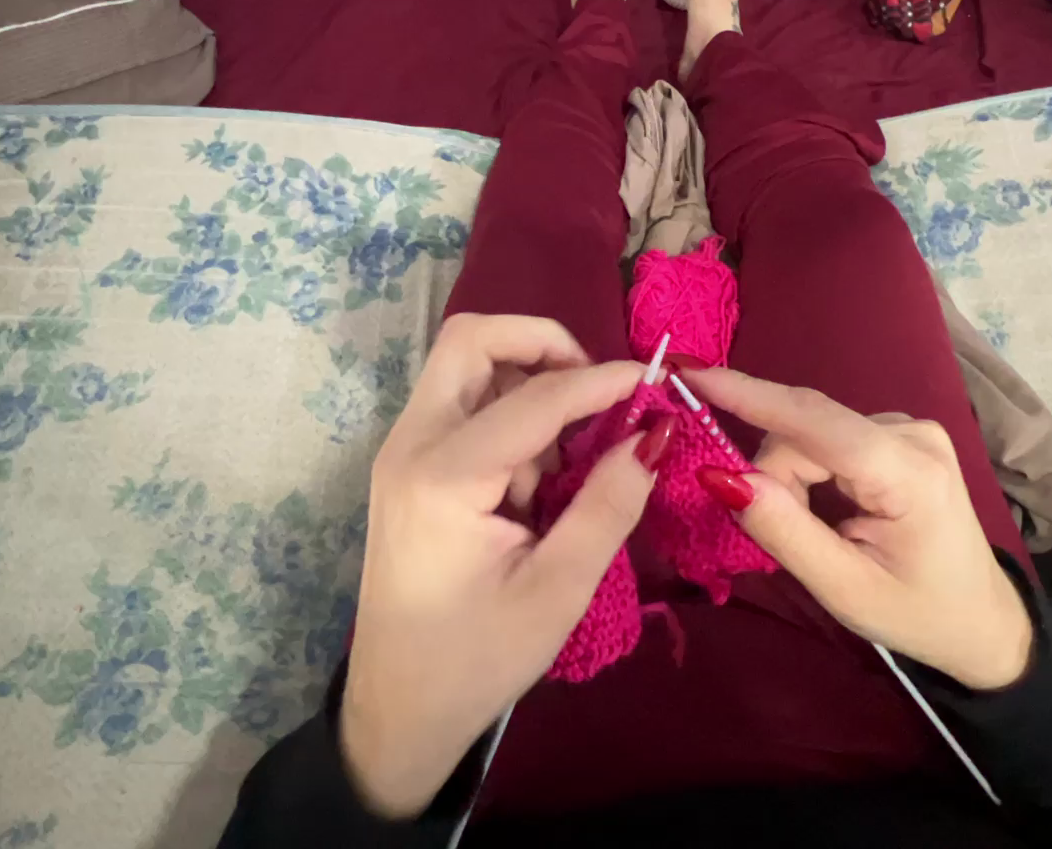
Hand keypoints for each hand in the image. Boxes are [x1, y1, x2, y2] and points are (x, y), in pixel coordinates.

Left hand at [340, 314, 657, 817]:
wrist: (397, 710)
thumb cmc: (477, 660)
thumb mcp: (558, 590)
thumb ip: (608, 505)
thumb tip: (652, 436)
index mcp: (444, 477)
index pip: (536, 397)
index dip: (602, 380)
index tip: (654, 379)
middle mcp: (411, 445)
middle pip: (471, 340)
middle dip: (541, 342)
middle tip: (594, 385)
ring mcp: (404, 450)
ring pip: (465, 365)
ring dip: (525, 380)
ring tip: (565, 453)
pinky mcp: (410, 464)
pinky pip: (463, 403)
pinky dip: (509, 410)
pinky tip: (534, 476)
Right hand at [686, 368, 1033, 690]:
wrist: (984, 622)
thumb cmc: (918, 614)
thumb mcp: (844, 589)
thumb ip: (783, 530)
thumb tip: (719, 475)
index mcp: (909, 473)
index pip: (813, 420)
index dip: (748, 394)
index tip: (690, 373)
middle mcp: (911, 432)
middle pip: (804, 429)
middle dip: (772, 475)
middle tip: (773, 532)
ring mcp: (908, 426)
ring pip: (808, 431)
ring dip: (789, 476)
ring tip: (816, 531)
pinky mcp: (897, 432)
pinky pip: (825, 435)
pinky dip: (806, 469)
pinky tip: (826, 508)